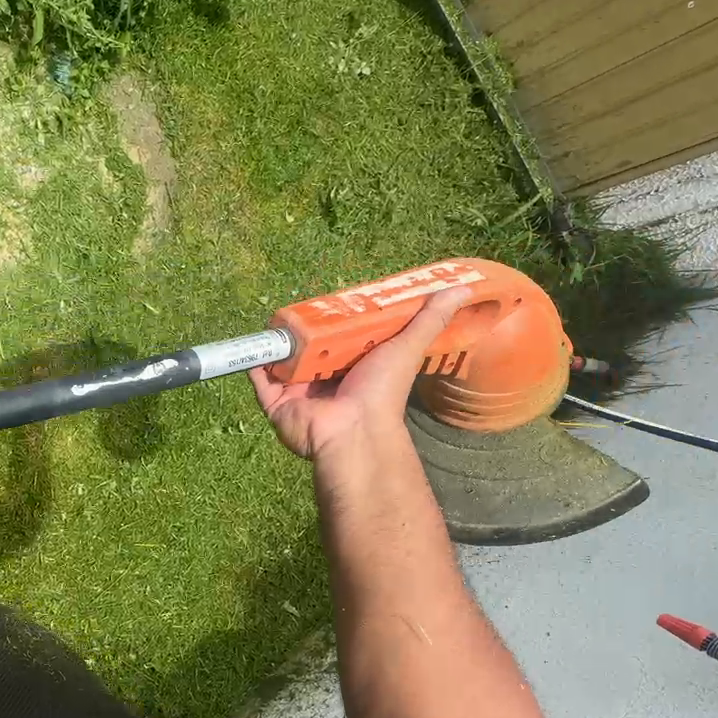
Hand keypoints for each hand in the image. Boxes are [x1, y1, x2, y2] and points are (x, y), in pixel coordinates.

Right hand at [249, 286, 472, 460]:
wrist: (352, 429)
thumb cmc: (381, 392)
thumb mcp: (407, 347)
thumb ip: (429, 320)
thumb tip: (463, 288)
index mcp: (351, 368)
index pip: (337, 340)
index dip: (333, 322)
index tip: (328, 303)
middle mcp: (323, 380)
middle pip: (307, 350)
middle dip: (302, 332)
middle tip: (297, 309)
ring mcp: (298, 393)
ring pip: (282, 363)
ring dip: (278, 344)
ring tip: (274, 322)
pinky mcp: (276, 404)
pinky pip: (261, 382)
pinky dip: (255, 366)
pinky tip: (254, 346)